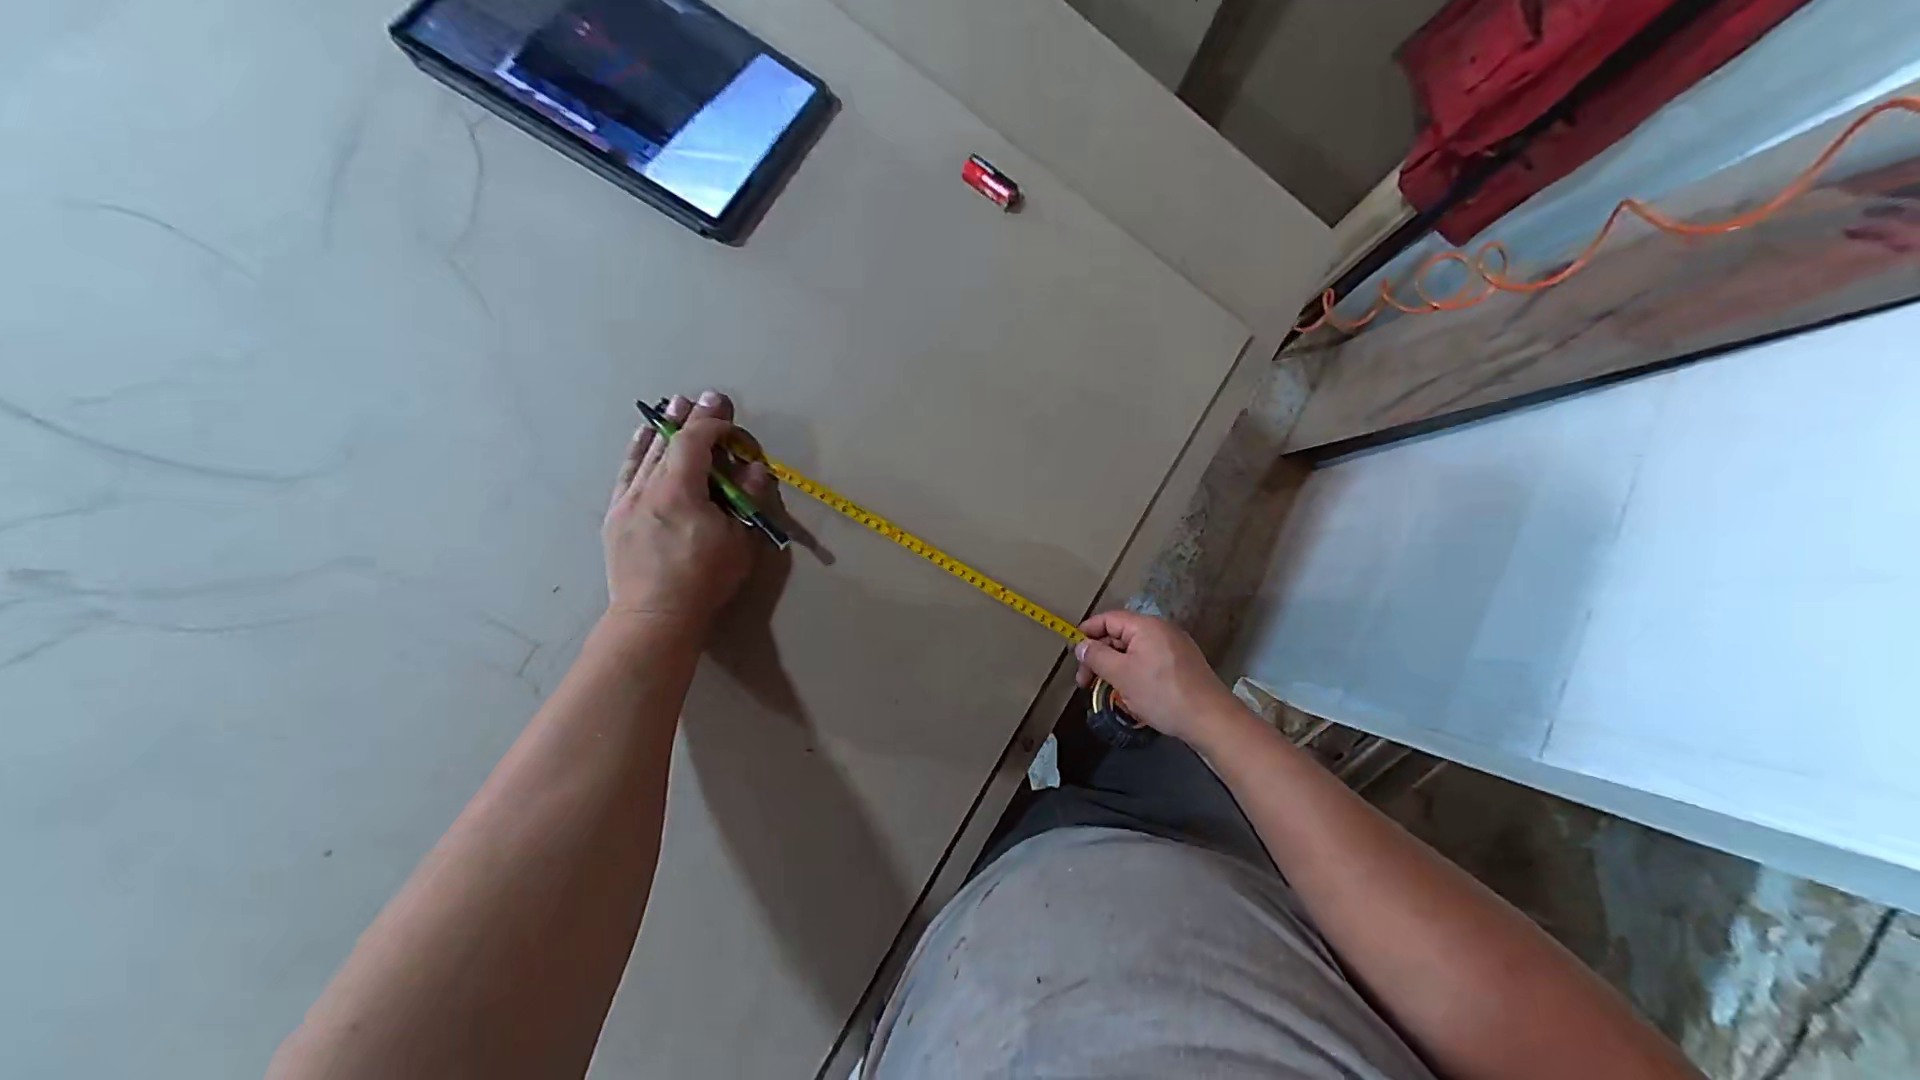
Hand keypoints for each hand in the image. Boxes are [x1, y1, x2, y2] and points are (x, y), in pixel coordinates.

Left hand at [602, 391, 774, 631]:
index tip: (726, 411)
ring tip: (673, 406)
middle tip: (702, 398)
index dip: (711, 423)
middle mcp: (648, 488)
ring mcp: (626, 501)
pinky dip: (637, 450)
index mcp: (679, 491)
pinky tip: (642, 437)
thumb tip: (752, 468)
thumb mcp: (739, 542)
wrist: (654, 616)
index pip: (694, 442)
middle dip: (687, 418)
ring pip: (645, 454)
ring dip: (662, 428)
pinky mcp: (615, 516)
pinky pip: (626, 472)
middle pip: (668, 442)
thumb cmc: (704, 580)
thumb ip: (745, 499)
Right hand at [1073, 610, 1241, 743]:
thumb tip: (1081, 646)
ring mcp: (1175, 648)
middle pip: (1121, 635)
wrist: (1210, 719)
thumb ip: (1097, 657)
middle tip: (1086, 681)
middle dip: (1100, 656)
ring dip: (1115, 668)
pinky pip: (1149, 662)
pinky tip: (1129, 694)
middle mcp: (1162, 630)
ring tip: (1106, 690)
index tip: (1074, 653)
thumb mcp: (1121, 675)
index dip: (1087, 632)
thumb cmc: (1162, 694)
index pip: (1108, 619)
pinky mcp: (1182, 665)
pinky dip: (1133, 673)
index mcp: (1147, 626)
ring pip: (1134, 651)